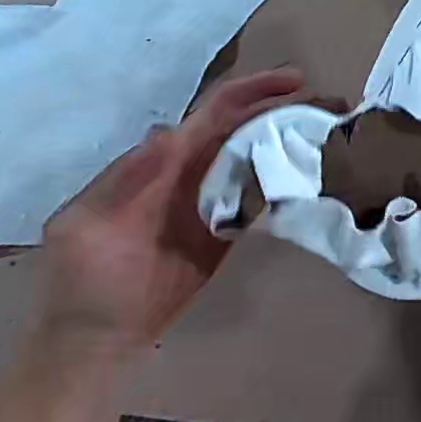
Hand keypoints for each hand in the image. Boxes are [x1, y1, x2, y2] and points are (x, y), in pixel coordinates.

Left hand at [34, 68, 307, 360]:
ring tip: (338, 132)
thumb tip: (167, 130)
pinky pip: (266, 194)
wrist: (95, 341)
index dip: (255, 89)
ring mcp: (218, 198)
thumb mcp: (84, 224)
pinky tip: (320, 174)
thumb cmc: (82, 280)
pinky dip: (292, 180)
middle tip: (334, 106)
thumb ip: (123, 179)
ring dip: (298, 139)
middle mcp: (199, 167)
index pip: (217, 109)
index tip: (297, 80)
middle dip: (291, 108)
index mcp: (168, 158)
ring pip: (264, 154)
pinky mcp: (232, 227)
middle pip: (251, 125)